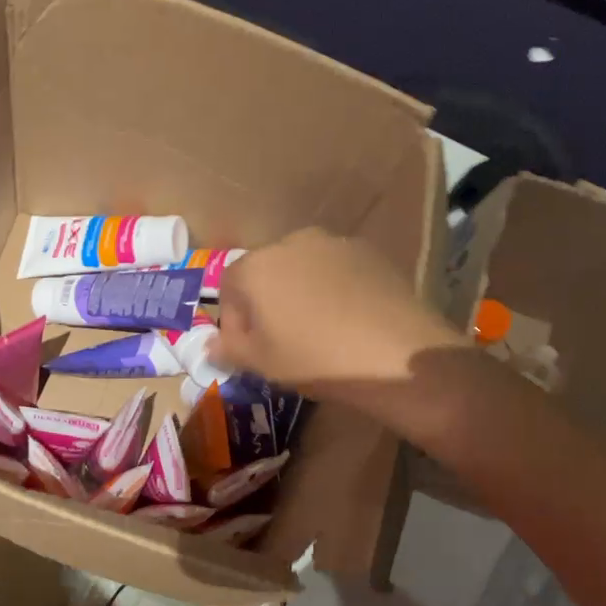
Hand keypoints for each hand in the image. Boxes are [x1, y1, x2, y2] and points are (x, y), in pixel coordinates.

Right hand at [213, 228, 465, 388]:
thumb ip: (228, 350)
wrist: (395, 352)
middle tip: (279, 340)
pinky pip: (336, 271)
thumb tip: (210, 346)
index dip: (232, 321)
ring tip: (316, 330)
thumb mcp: (260, 363)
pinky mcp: (370, 252)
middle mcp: (291, 242)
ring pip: (302, 269)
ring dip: (299, 294)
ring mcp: (334, 243)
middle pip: (266, 272)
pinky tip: (347, 321)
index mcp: (256, 267)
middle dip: (265, 303)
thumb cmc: (313, 357)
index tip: (246, 349)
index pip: (228, 287)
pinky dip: (332, 290)